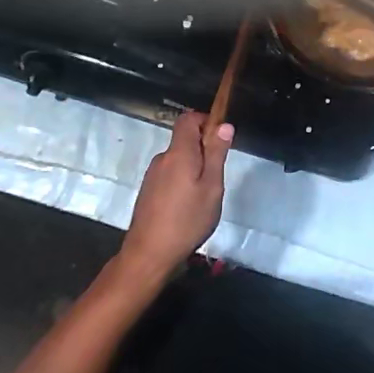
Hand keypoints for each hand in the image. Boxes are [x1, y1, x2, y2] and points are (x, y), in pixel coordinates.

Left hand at [120, 112, 233, 277]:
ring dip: (195, 165)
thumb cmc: (188, 218)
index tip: (222, 137)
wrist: (150, 253)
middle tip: (220, 172)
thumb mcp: (212, 186)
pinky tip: (191, 203)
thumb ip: (217, 154)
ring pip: (179, 158)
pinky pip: (171, 173)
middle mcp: (162, 159)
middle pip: (184, 139)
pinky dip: (184, 178)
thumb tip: (224, 125)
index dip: (206, 120)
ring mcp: (153, 176)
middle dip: (205, 147)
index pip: (188, 119)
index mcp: (179, 153)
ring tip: (207, 192)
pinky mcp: (149, 191)